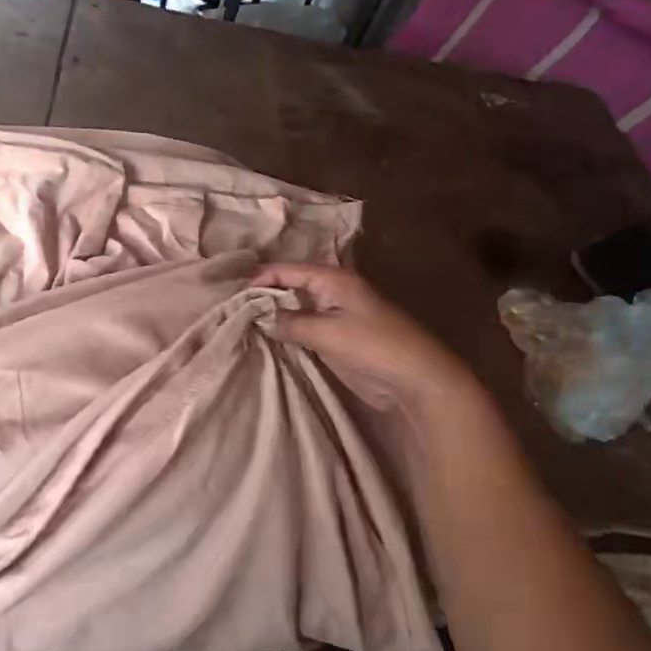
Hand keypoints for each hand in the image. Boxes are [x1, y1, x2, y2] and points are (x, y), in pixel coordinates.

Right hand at [253, 263, 485, 411]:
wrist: (416, 380)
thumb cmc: (373, 347)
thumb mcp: (326, 332)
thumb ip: (289, 322)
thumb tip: (261, 317)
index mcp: (334, 279)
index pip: (289, 270)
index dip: (261, 278)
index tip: (234, 294)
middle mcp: (335, 291)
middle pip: (292, 286)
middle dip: (266, 295)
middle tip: (234, 307)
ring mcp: (338, 315)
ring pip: (298, 308)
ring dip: (276, 314)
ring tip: (244, 322)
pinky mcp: (340, 338)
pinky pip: (306, 327)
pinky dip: (288, 330)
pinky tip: (270, 338)